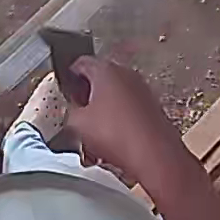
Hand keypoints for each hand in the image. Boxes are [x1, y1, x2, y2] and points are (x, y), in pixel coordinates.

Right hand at [64, 56, 194, 187]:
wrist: (155, 155)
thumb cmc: (117, 134)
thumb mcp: (77, 123)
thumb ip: (69, 111)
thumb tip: (72, 112)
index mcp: (106, 71)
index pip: (81, 63)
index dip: (69, 77)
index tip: (64, 89)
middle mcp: (127, 76)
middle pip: (99, 81)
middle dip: (86, 98)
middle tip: (76, 114)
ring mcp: (142, 92)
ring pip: (114, 98)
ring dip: (101, 113)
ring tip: (92, 136)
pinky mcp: (152, 110)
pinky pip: (128, 112)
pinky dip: (117, 124)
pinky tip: (110, 144)